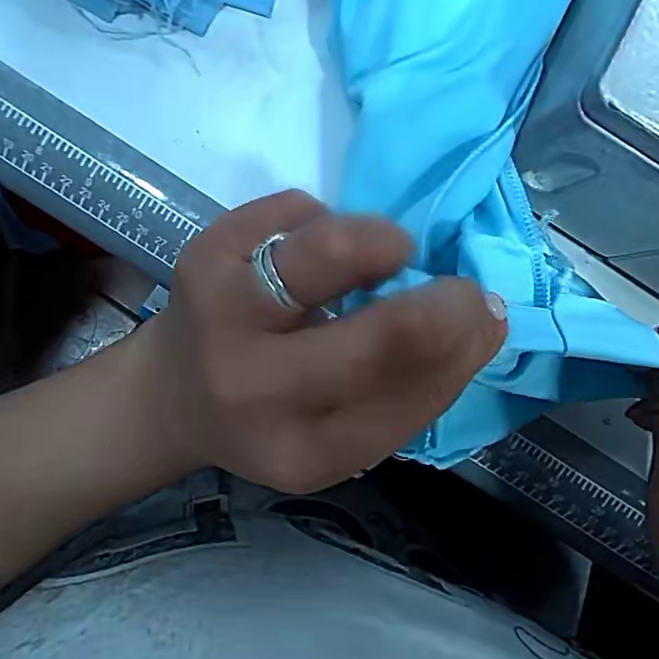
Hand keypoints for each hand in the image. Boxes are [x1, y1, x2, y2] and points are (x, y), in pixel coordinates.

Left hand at [125, 189, 506, 493]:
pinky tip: (316, 247)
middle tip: (458, 285)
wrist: (172, 391)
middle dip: (446, 301)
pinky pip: (297, 208)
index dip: (463, 346)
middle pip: (383, 333)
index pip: (411, 396)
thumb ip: (407, 387)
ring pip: (331, 250)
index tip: (485, 315)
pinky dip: (327, 217)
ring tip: (386, 252)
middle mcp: (257, 391)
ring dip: (382, 241)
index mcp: (304, 450)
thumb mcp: (340, 431)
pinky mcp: (203, 256)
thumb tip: (481, 315)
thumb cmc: (273, 413)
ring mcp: (224, 317)